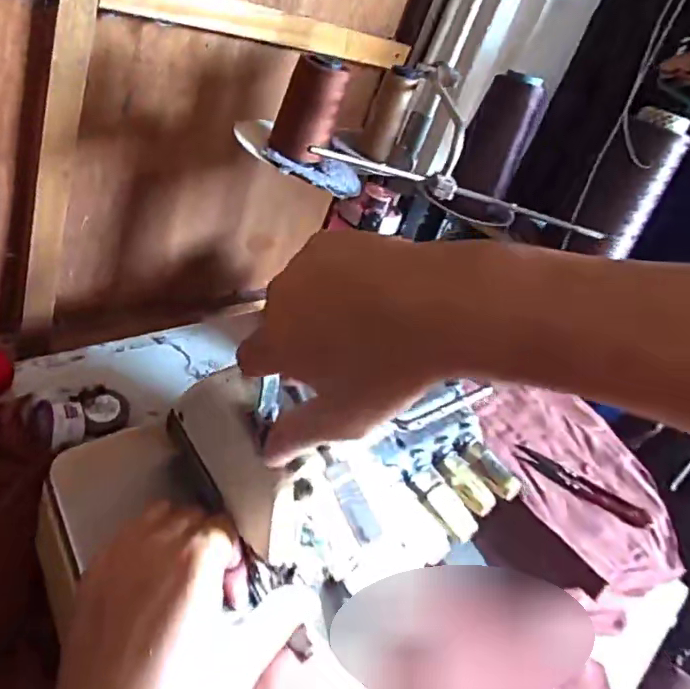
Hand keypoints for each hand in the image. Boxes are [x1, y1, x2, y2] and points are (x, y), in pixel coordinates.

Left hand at [58, 503, 321, 688]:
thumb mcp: (236, 663)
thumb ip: (276, 620)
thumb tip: (298, 599)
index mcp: (195, 557)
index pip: (228, 527)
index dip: (237, 560)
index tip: (234, 593)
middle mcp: (155, 545)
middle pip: (196, 518)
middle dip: (209, 548)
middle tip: (212, 592)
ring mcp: (119, 557)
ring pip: (160, 517)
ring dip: (175, 540)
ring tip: (180, 583)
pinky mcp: (92, 575)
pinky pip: (125, 536)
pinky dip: (141, 549)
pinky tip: (146, 588)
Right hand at [238, 232, 453, 462]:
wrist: (438, 303)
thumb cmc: (389, 369)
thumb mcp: (345, 417)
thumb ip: (298, 435)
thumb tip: (267, 452)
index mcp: (275, 342)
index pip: (251, 357)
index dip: (272, 369)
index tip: (300, 376)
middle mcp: (280, 296)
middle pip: (277, 320)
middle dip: (298, 334)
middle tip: (341, 350)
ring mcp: (307, 261)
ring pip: (301, 288)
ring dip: (317, 301)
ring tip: (364, 317)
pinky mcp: (336, 238)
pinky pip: (325, 262)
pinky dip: (340, 274)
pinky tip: (375, 286)